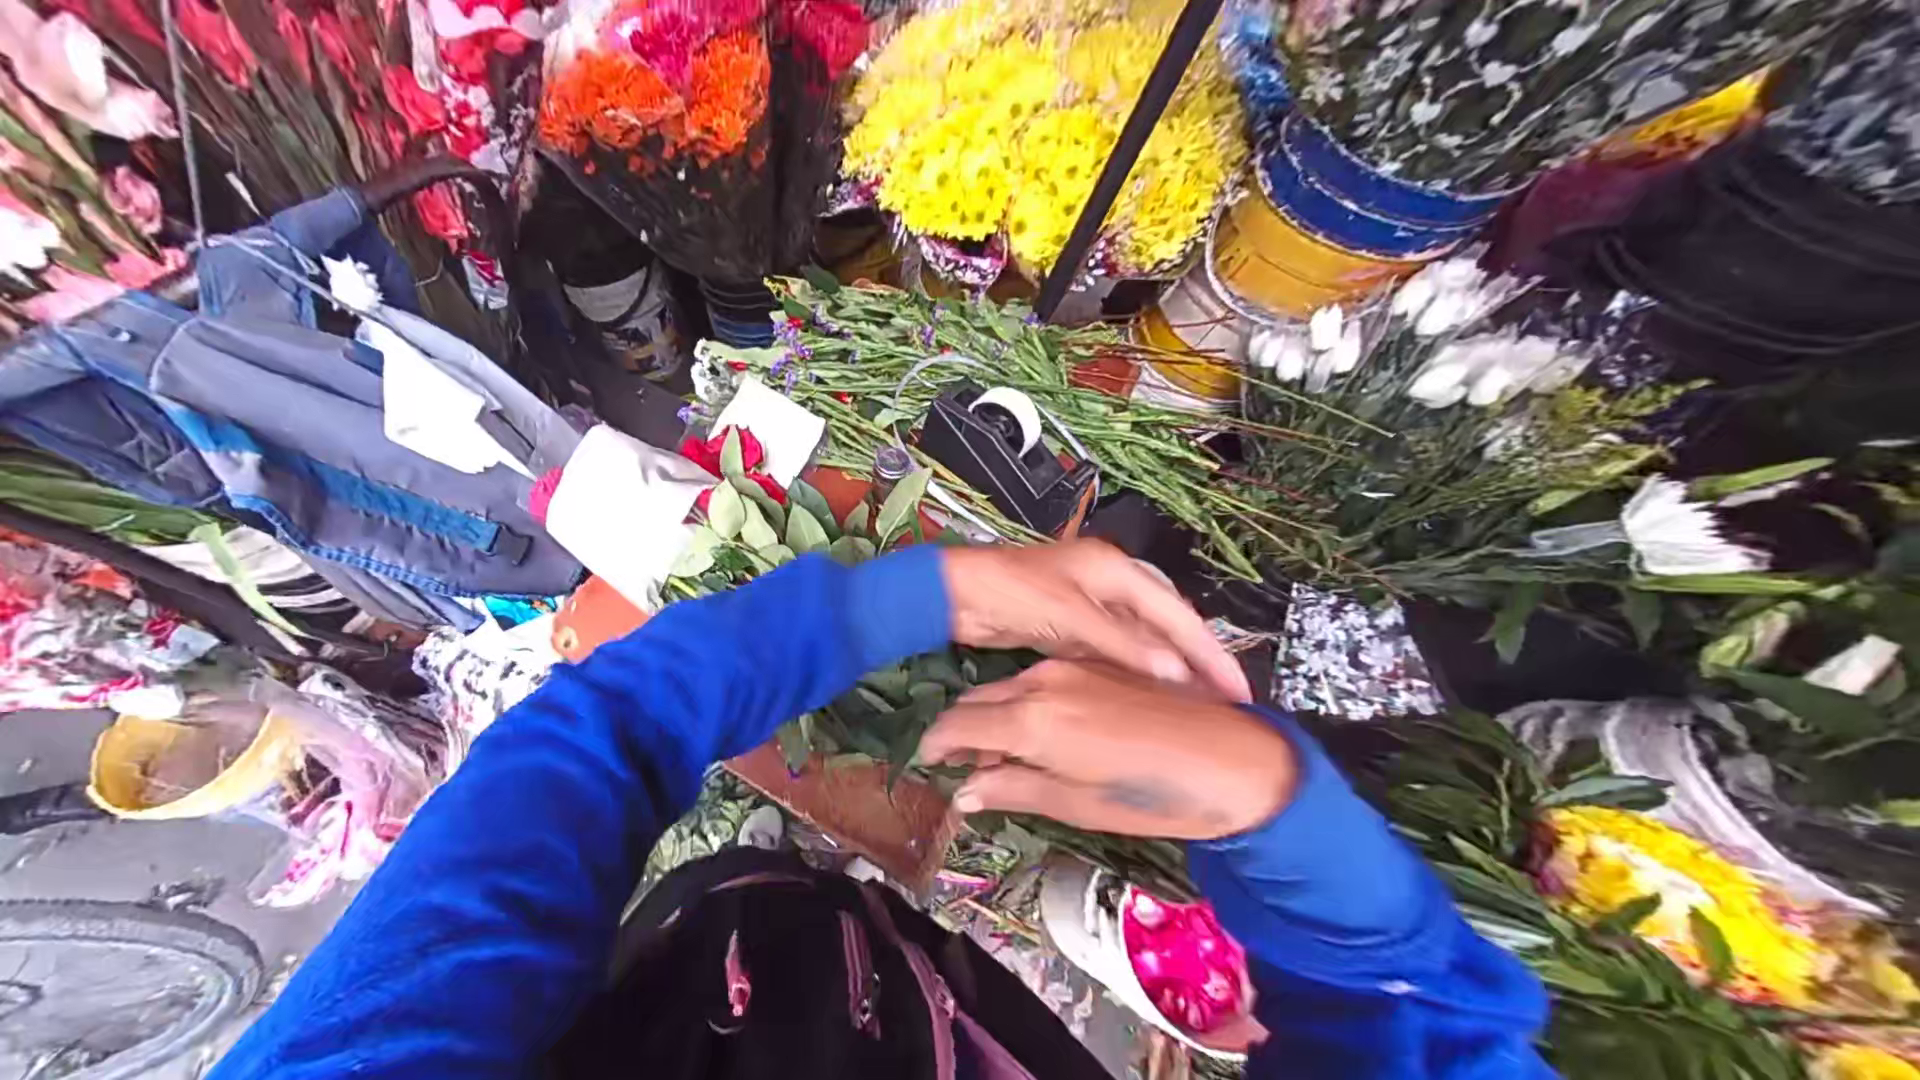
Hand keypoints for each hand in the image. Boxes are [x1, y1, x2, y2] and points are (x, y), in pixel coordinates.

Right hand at [918, 660, 1296, 839]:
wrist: (1234, 759)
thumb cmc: (1152, 796)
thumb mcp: (1075, 803)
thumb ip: (1011, 788)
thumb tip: (962, 792)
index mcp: (1031, 719)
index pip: (958, 725)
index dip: (936, 744)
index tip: (927, 760)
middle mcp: (1041, 680)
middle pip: (979, 699)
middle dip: (962, 729)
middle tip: (962, 762)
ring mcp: (1070, 666)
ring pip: (1009, 686)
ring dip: (994, 713)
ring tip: (1001, 749)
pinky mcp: (1093, 664)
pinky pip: (1040, 678)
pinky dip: (1025, 701)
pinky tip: (1041, 726)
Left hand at [939, 541, 1250, 702]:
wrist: (958, 595)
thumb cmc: (1012, 593)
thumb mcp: (1069, 614)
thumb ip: (1121, 642)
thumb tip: (1174, 672)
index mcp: (1116, 570)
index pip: (1176, 612)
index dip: (1208, 651)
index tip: (1237, 688)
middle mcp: (1111, 584)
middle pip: (1166, 624)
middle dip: (1196, 659)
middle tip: (1227, 701)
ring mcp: (1092, 606)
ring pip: (1144, 640)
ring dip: (1168, 668)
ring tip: (1198, 705)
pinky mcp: (1073, 627)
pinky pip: (1117, 650)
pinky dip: (1136, 671)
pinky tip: (1152, 695)